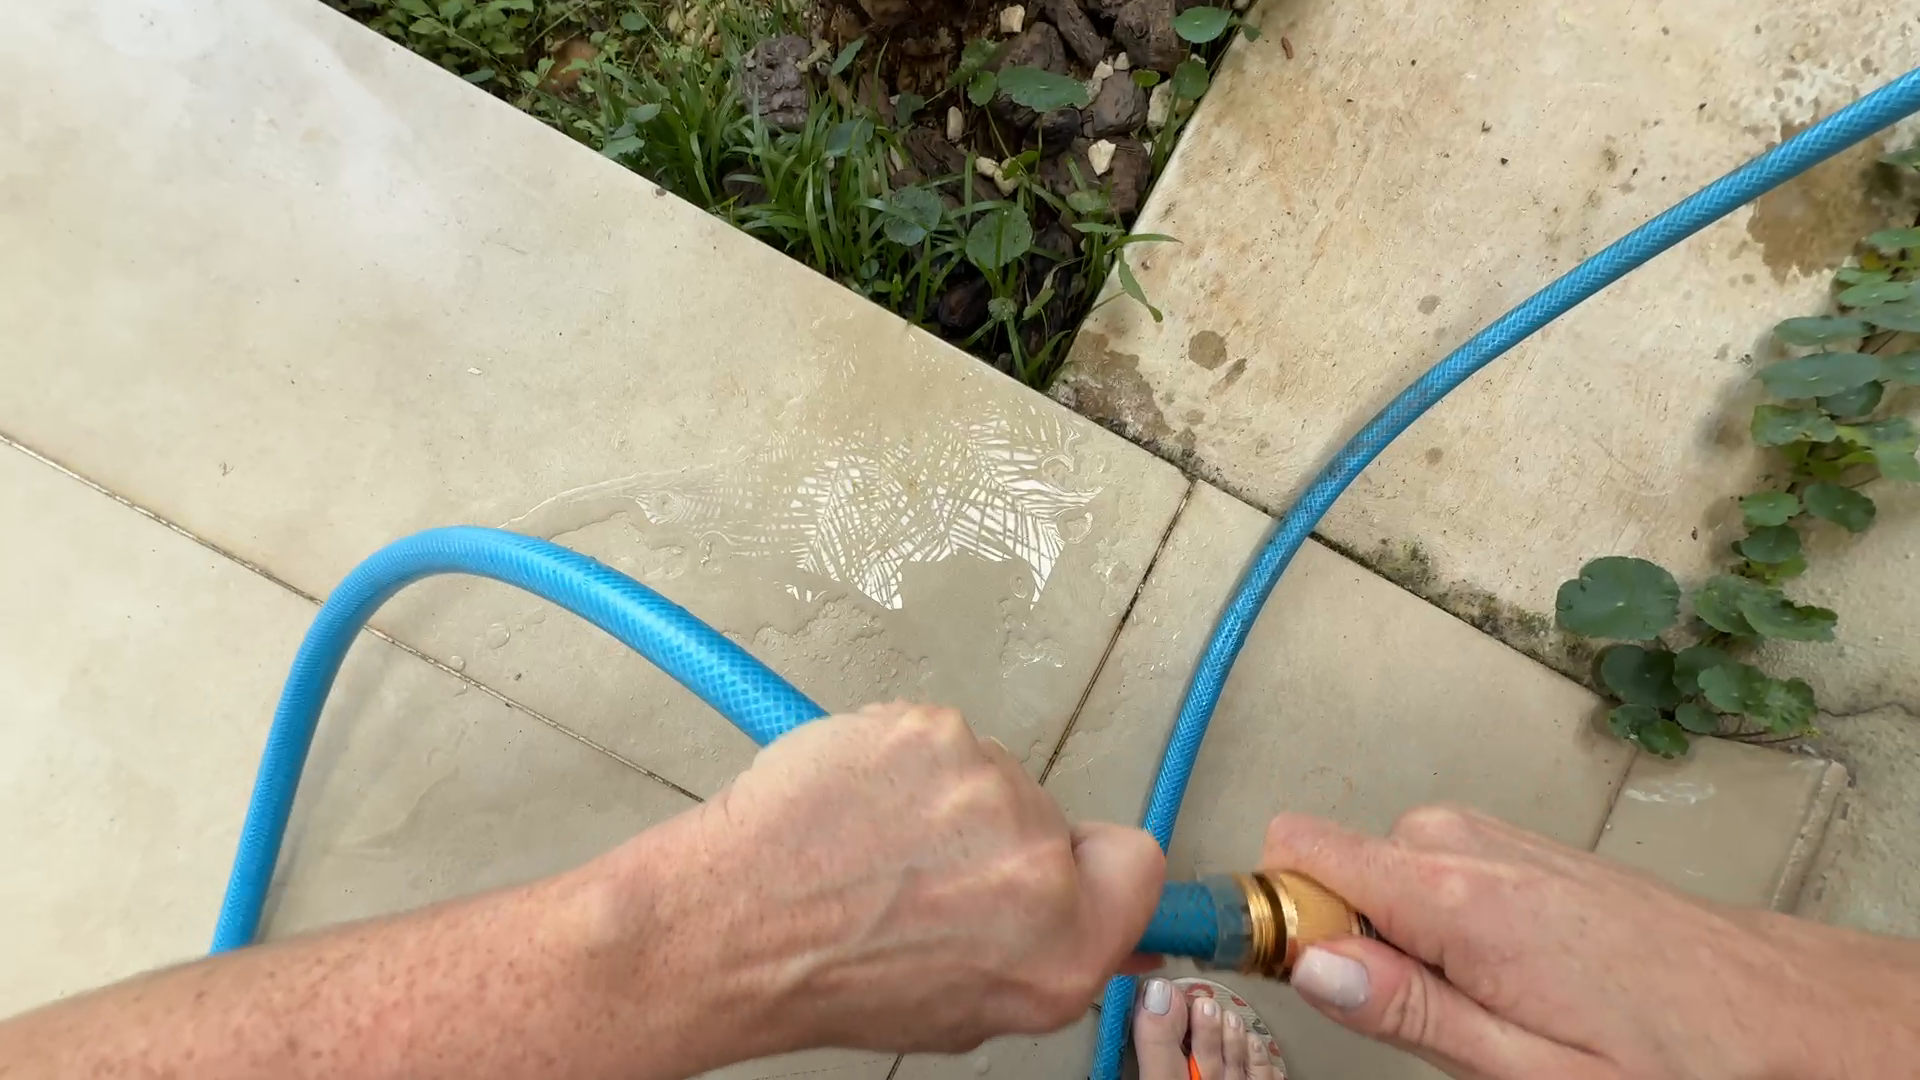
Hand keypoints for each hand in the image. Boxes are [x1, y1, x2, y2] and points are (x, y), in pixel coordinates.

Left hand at [625, 703, 1163, 1054]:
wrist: (734, 923)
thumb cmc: (832, 973)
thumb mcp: (966, 1002)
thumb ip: (1047, 949)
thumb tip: (1100, 910)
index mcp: (1059, 947)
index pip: (1137, 862)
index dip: (1098, 860)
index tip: (1064, 855)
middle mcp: (1034, 862)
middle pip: (1046, 810)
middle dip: (995, 831)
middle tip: (924, 862)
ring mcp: (983, 783)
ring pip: (983, 768)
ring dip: (939, 791)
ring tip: (876, 834)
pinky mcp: (931, 729)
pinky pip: (933, 735)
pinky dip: (900, 757)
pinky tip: (858, 798)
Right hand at [1264, 806, 1919, 1079]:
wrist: (1793, 1010)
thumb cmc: (1683, 1056)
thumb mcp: (1537, 1075)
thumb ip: (1408, 1013)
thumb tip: (1311, 966)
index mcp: (1448, 892)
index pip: (1292, 849)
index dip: (1278, 909)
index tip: (1304, 967)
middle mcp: (1448, 838)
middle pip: (1322, 863)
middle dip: (1343, 934)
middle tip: (1422, 1006)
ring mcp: (1470, 829)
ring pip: (1364, 868)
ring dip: (1388, 929)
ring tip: (1476, 990)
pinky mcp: (1487, 835)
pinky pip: (1405, 861)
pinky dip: (1419, 910)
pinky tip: (1494, 960)